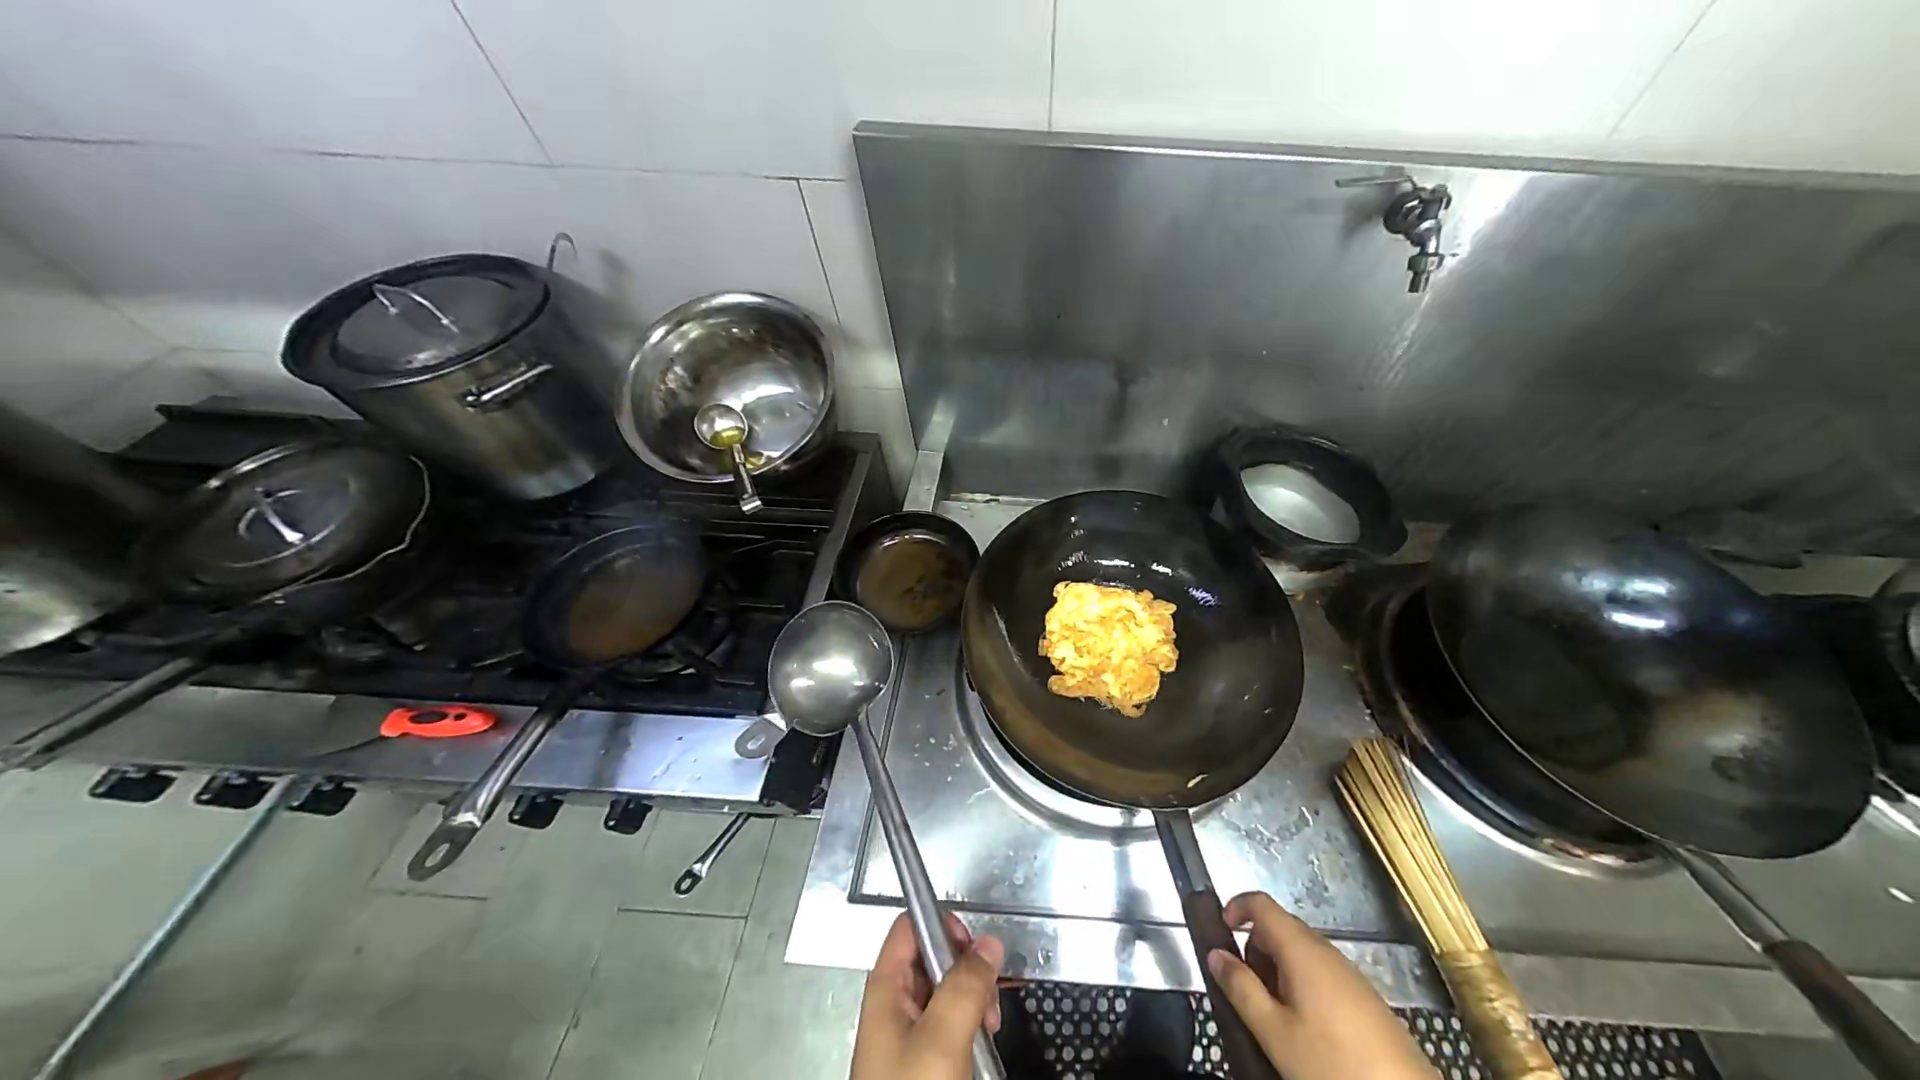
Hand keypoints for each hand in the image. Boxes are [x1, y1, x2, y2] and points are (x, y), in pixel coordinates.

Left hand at [852, 912, 1003, 1079]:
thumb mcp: (942, 1037)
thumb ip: (966, 984)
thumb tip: (989, 944)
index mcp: (887, 987)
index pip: (910, 927)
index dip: (943, 926)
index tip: (975, 947)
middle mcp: (895, 1004)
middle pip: (934, 958)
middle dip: (969, 969)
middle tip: (990, 995)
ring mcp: (910, 1033)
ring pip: (948, 991)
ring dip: (976, 999)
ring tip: (990, 1026)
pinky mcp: (926, 1059)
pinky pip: (953, 1022)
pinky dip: (973, 1024)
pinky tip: (985, 1042)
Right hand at [1208, 892, 1437, 1079]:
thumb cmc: (1334, 1064)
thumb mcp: (1274, 1032)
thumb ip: (1240, 988)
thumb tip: (1216, 955)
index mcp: (1302, 950)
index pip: (1261, 903)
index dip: (1235, 907)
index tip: (1219, 932)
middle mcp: (1327, 952)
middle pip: (1280, 928)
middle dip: (1254, 949)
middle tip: (1245, 989)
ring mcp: (1351, 975)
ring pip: (1300, 954)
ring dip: (1277, 971)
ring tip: (1274, 1018)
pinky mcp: (1366, 1000)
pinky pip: (1322, 975)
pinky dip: (1301, 987)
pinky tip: (1306, 1031)